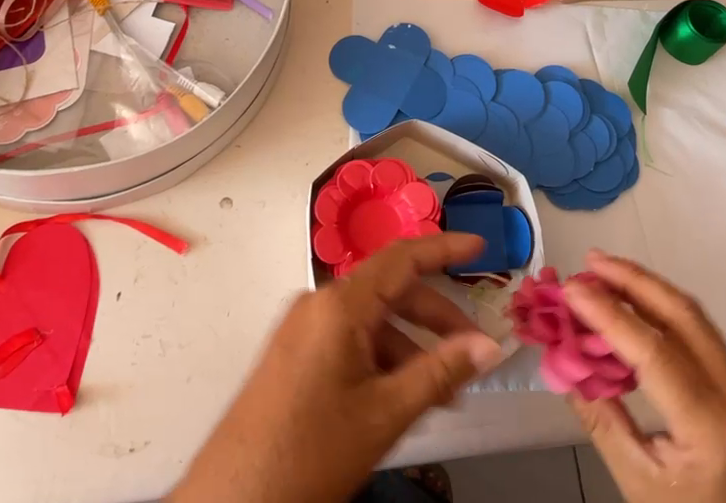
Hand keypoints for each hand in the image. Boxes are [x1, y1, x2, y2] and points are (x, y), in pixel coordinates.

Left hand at [169, 233, 503, 502]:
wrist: (237, 498)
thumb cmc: (312, 450)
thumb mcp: (386, 412)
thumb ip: (441, 372)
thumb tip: (488, 346)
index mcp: (339, 305)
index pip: (402, 258)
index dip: (444, 249)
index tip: (478, 247)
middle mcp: (317, 305)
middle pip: (390, 292)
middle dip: (436, 318)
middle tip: (474, 352)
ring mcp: (301, 329)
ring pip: (371, 322)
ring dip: (411, 347)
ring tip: (443, 393)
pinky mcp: (293, 355)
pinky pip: (349, 340)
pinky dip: (382, 359)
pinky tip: (402, 397)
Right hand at [567, 251, 725, 502]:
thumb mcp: (635, 480)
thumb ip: (600, 415)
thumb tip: (563, 360)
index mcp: (711, 429)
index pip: (654, 352)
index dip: (608, 314)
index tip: (571, 290)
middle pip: (684, 317)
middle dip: (634, 280)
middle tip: (590, 262)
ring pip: (698, 320)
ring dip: (649, 290)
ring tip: (605, 272)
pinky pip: (704, 338)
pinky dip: (665, 314)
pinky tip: (634, 308)